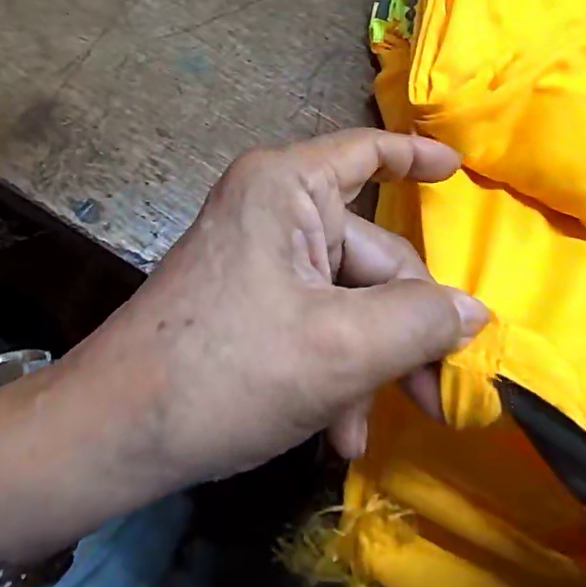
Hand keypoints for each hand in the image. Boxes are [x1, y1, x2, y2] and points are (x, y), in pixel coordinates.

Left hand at [0, 130, 489, 565]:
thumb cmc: (226, 369)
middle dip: (404, 325)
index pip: (366, 152)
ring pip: (346, 298)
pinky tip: (336, 429)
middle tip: (437, 390)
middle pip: (369, 252)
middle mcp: (273, 209)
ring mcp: (259, 255)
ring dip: (368, 361)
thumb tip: (475, 313)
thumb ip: (420, 323)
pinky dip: (333, 367)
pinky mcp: (248, 297)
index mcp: (288, 188)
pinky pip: (314, 318)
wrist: (110, 434)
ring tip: (367, 425)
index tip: (459, 168)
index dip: (416, 158)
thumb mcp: (340, 348)